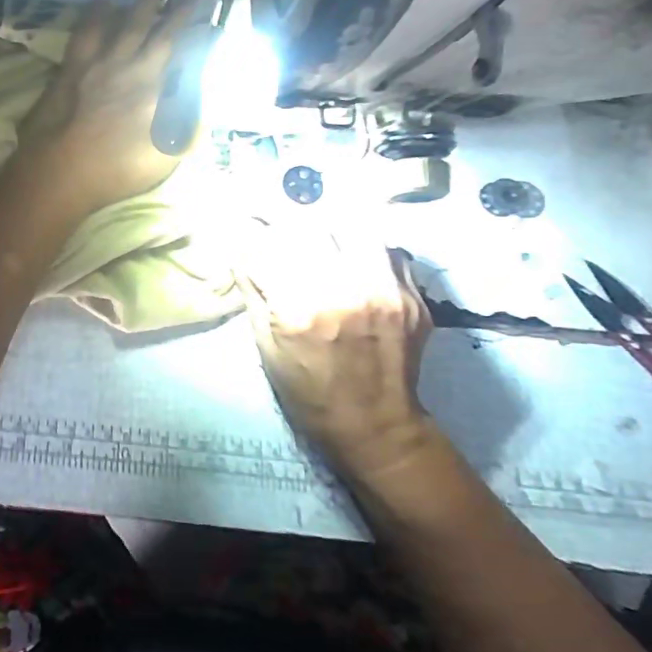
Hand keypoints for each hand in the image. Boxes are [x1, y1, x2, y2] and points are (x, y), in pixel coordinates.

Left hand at [12, 0, 196, 216]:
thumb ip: (189, 124)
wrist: (59, 171)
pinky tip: (100, 3)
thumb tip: (203, 97)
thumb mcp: (166, 154)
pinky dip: (95, 15)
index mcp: (154, 85)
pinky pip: (85, 33)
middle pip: (155, 24)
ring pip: (121, 20)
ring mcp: (96, 64)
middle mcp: (128, 65)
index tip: (216, 8)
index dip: (202, 27)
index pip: (185, 46)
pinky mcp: (71, 70)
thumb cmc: (117, 169)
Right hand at [240, 229, 436, 479]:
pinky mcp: (410, 296)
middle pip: (306, 227)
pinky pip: (385, 249)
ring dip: (328, 231)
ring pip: (350, 227)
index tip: (245, 230)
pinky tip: (354, 264)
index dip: (249, 236)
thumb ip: (253, 290)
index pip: (263, 246)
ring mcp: (383, 292)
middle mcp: (342, 292)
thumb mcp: (263, 344)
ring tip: (322, 244)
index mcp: (298, 310)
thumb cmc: (306, 390)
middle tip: (282, 239)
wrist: (374, 424)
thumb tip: (241, 248)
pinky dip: (363, 249)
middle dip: (286, 228)